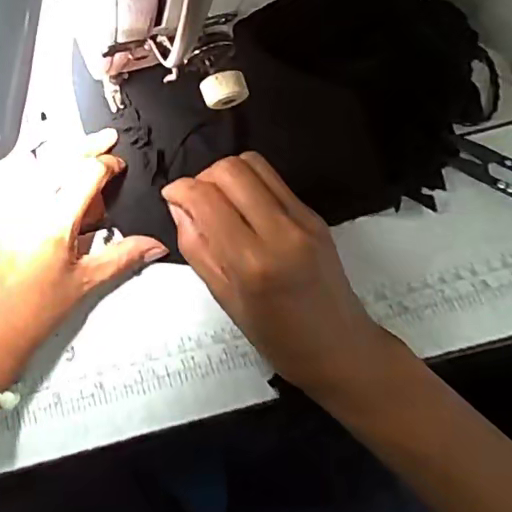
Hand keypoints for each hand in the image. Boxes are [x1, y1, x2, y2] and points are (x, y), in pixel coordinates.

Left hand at [0, 129, 166, 387]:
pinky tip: (35, 174)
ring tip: (72, 156)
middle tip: (103, 142)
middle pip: (59, 156)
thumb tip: (151, 245)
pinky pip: (1, 175)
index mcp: (52, 224)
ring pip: (29, 160)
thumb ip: (122, 257)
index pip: (87, 173)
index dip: (108, 164)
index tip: (115, 166)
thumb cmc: (24, 319)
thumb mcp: (83, 285)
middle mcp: (20, 208)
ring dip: (55, 152)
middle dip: (86, 145)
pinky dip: (22, 169)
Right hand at [162, 152, 400, 398]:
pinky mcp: (315, 214)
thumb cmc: (277, 337)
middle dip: (203, 177)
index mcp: (252, 263)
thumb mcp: (225, 299)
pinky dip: (250, 184)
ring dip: (227, 175)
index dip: (180, 190)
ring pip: (254, 164)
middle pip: (231, 169)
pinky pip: (273, 180)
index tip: (171, 197)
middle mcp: (280, 232)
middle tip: (197, 202)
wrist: (340, 347)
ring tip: (220, 201)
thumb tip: (178, 207)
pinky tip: (245, 210)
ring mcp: (303, 219)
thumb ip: (197, 248)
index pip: (207, 200)